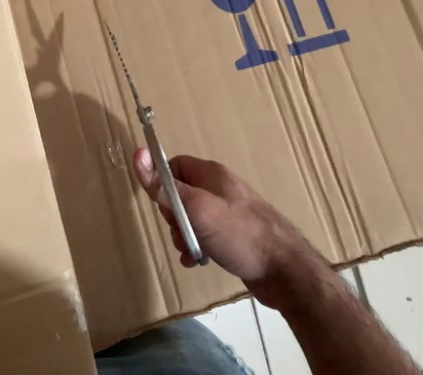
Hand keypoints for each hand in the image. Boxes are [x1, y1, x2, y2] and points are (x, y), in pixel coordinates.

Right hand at [134, 149, 308, 302]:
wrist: (285, 271)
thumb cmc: (239, 234)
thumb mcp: (196, 209)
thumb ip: (166, 188)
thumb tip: (137, 153)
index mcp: (211, 174)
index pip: (174, 167)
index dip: (163, 185)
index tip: (164, 208)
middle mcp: (219, 188)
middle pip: (181, 194)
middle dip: (174, 217)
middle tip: (182, 233)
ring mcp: (229, 212)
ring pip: (192, 218)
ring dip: (185, 235)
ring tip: (191, 251)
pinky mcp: (235, 234)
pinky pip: (206, 234)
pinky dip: (198, 247)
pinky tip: (198, 261)